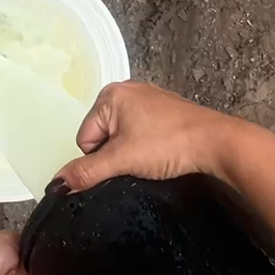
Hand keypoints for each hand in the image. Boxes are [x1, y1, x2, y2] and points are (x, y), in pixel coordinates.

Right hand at [53, 81, 259, 191]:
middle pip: (102, 135)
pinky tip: (162, 152)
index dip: (100, 158)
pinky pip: (141, 132)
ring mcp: (148, 98)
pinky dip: (148, 145)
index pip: (85, 137)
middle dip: (116, 154)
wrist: (217, 143)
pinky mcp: (165, 109)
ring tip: (153, 158)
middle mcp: (126, 89)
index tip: (124, 162)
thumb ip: (87, 172)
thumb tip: (57, 185)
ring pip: (122, 136)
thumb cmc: (168, 145)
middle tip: (140, 161)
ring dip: (132, 151)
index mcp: (110, 95)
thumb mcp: (122, 160)